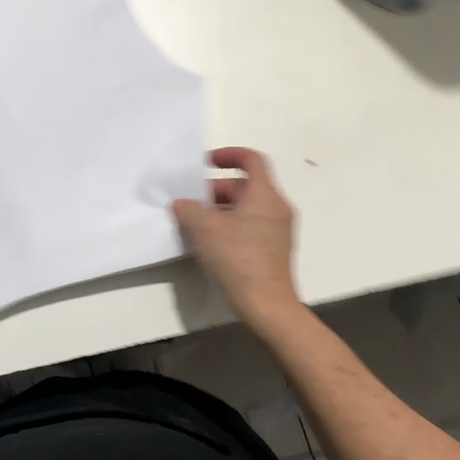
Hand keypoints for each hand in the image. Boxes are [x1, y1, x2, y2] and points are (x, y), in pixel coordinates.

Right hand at [172, 147, 302, 325]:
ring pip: (244, 208)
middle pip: (243, 186)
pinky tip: (207, 243)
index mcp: (265, 195)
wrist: (266, 303)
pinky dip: (227, 226)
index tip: (204, 163)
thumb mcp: (204, 229)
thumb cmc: (237, 258)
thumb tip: (182, 204)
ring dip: (217, 210)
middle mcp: (276, 208)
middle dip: (213, 191)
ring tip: (193, 225)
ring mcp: (277, 230)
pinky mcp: (272, 249)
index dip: (227, 155)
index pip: (251, 160)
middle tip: (189, 204)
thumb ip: (188, 209)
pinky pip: (248, 226)